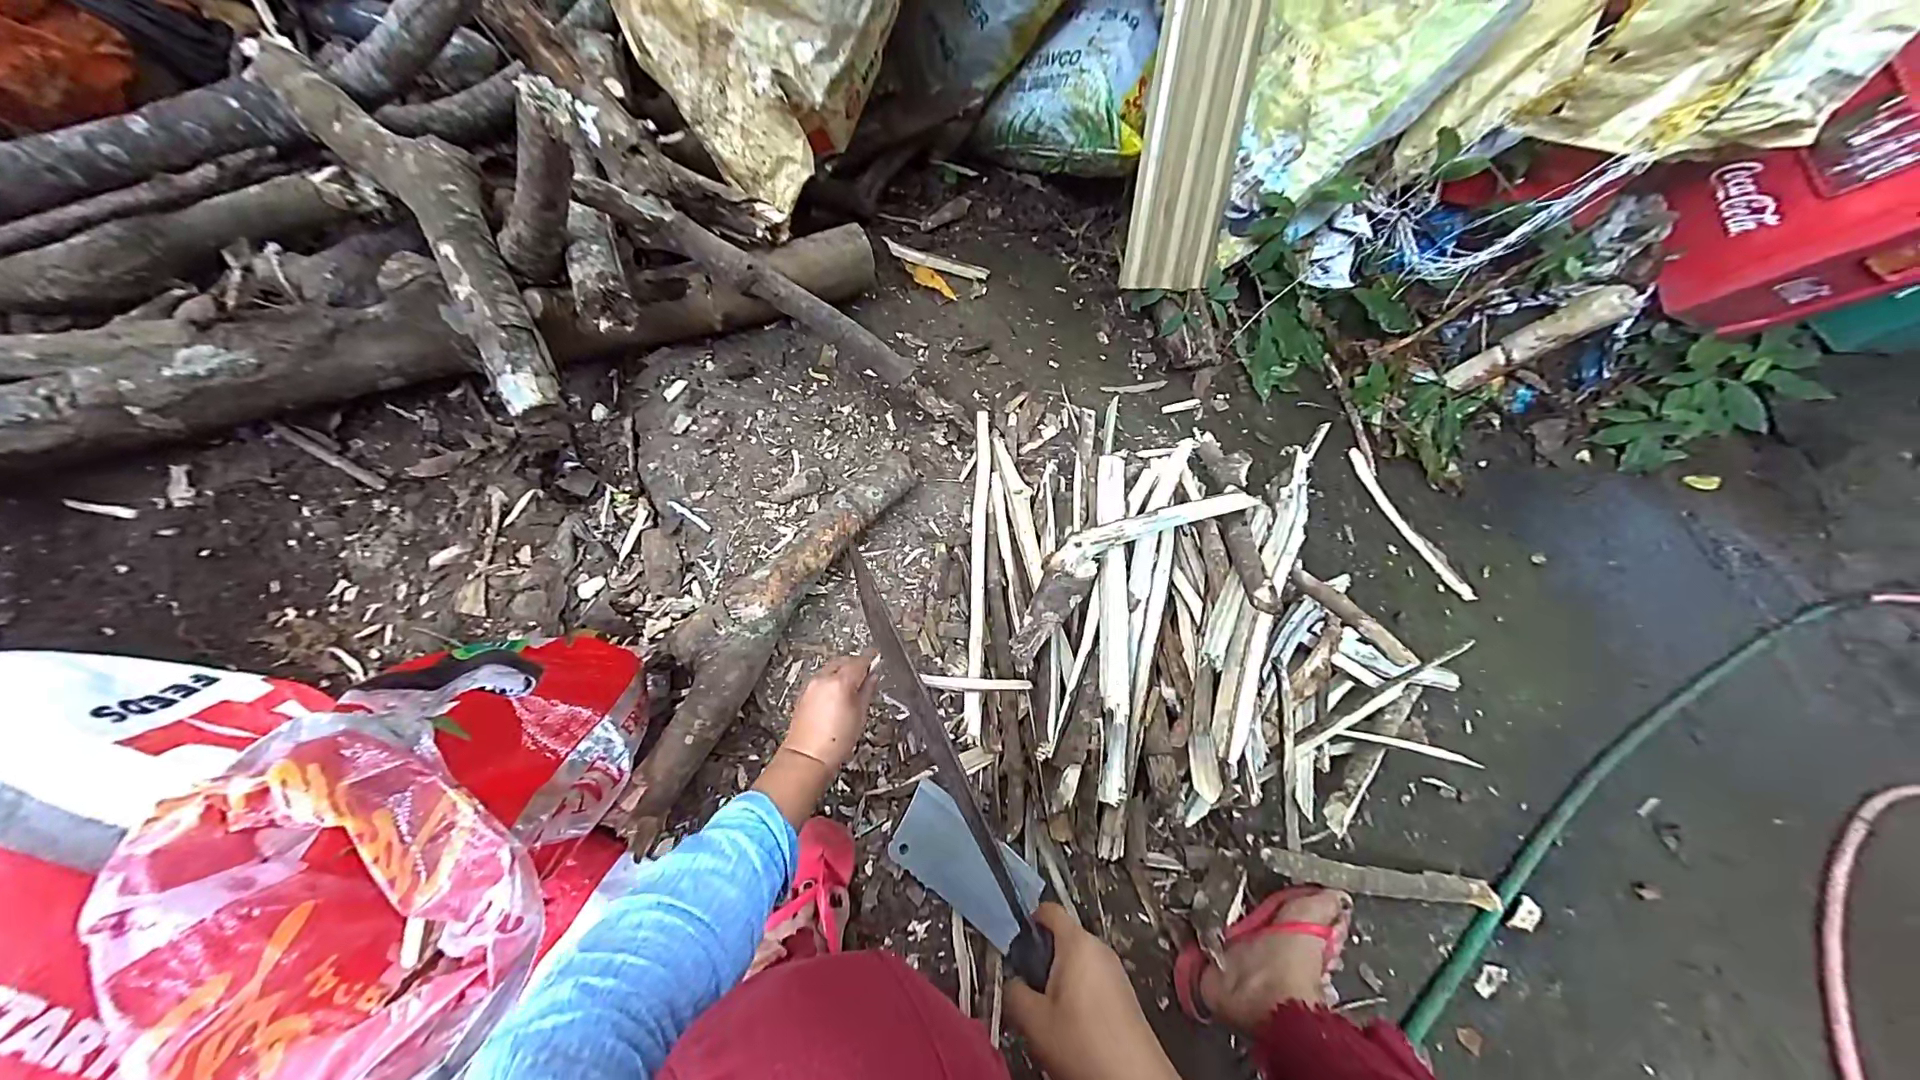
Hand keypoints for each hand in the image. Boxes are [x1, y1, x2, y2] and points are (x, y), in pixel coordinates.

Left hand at [782, 654, 875, 770]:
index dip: (870, 660)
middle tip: (867, 673)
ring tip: (852, 686)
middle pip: (844, 661)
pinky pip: (821, 679)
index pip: (860, 661)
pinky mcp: (804, 694)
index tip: (876, 660)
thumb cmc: (835, 742)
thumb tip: (872, 677)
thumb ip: (867, 690)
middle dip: (856, 664)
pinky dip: (831, 680)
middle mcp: (824, 679)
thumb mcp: (861, 714)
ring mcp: (811, 686)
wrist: (808, 757)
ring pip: (831, 668)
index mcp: (841, 682)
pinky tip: (837, 695)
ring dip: (842, 671)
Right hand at [1004, 904, 1179, 1079]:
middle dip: (1042, 961)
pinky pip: (1093, 980)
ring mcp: (1115, 970)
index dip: (1028, 922)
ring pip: (1076, 963)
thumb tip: (1011, 982)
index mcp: (1077, 942)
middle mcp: (1098, 948)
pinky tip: (1074, 1028)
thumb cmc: (1084, 1044)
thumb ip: (1012, 991)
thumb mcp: (1033, 1020)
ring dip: (1059, 982)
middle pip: (1061, 938)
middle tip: (1030, 992)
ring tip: (1051, 1016)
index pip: (1048, 909)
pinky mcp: (1124, 994)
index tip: (1016, 947)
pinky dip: (1079, 996)